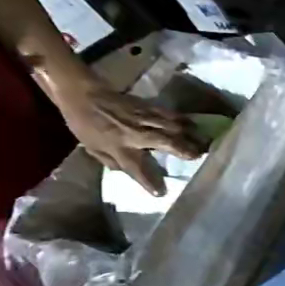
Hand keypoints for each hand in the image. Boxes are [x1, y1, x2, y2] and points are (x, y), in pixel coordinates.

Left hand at [47, 70, 201, 195]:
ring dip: (189, 134)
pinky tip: (193, 124)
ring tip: (204, 141)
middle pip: (164, 141)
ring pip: (170, 125)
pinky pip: (167, 113)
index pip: (137, 168)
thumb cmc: (83, 123)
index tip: (162, 192)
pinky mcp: (145, 105)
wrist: (80, 93)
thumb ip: (114, 162)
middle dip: (184, 149)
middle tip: (201, 156)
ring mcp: (141, 117)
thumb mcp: (93, 149)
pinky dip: (182, 119)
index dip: (150, 181)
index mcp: (118, 147)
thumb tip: (131, 171)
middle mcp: (133, 133)